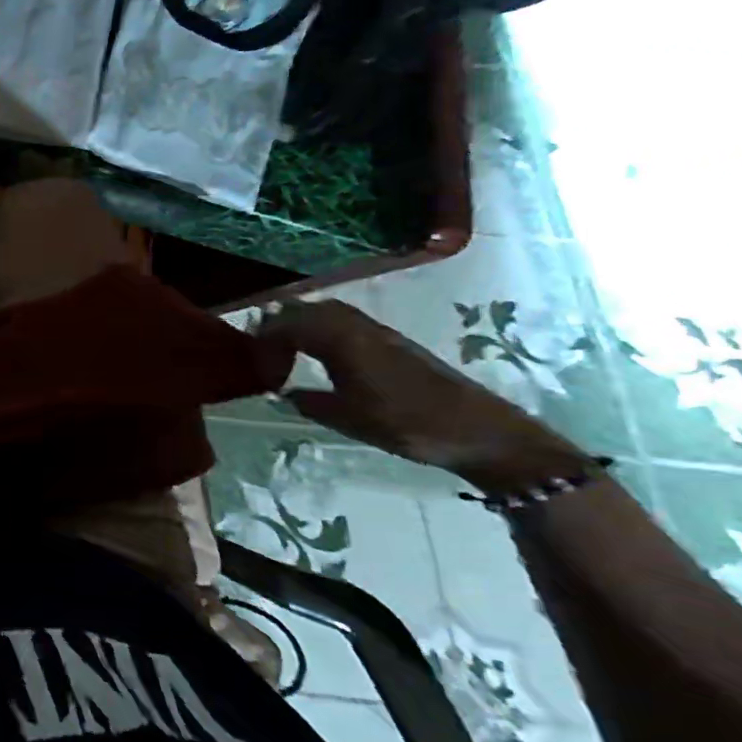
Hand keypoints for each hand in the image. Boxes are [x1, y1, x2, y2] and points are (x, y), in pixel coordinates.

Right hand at [259, 300, 590, 492]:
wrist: (483, 432)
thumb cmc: (407, 424)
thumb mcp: (347, 418)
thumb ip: (308, 401)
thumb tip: (284, 392)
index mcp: (339, 338)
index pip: (285, 325)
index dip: (264, 343)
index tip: (259, 370)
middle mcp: (355, 325)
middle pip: (303, 308)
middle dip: (277, 324)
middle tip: (263, 349)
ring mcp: (377, 331)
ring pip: (325, 310)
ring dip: (301, 323)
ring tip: (287, 347)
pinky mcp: (392, 341)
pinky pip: (344, 320)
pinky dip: (323, 327)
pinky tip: (324, 352)